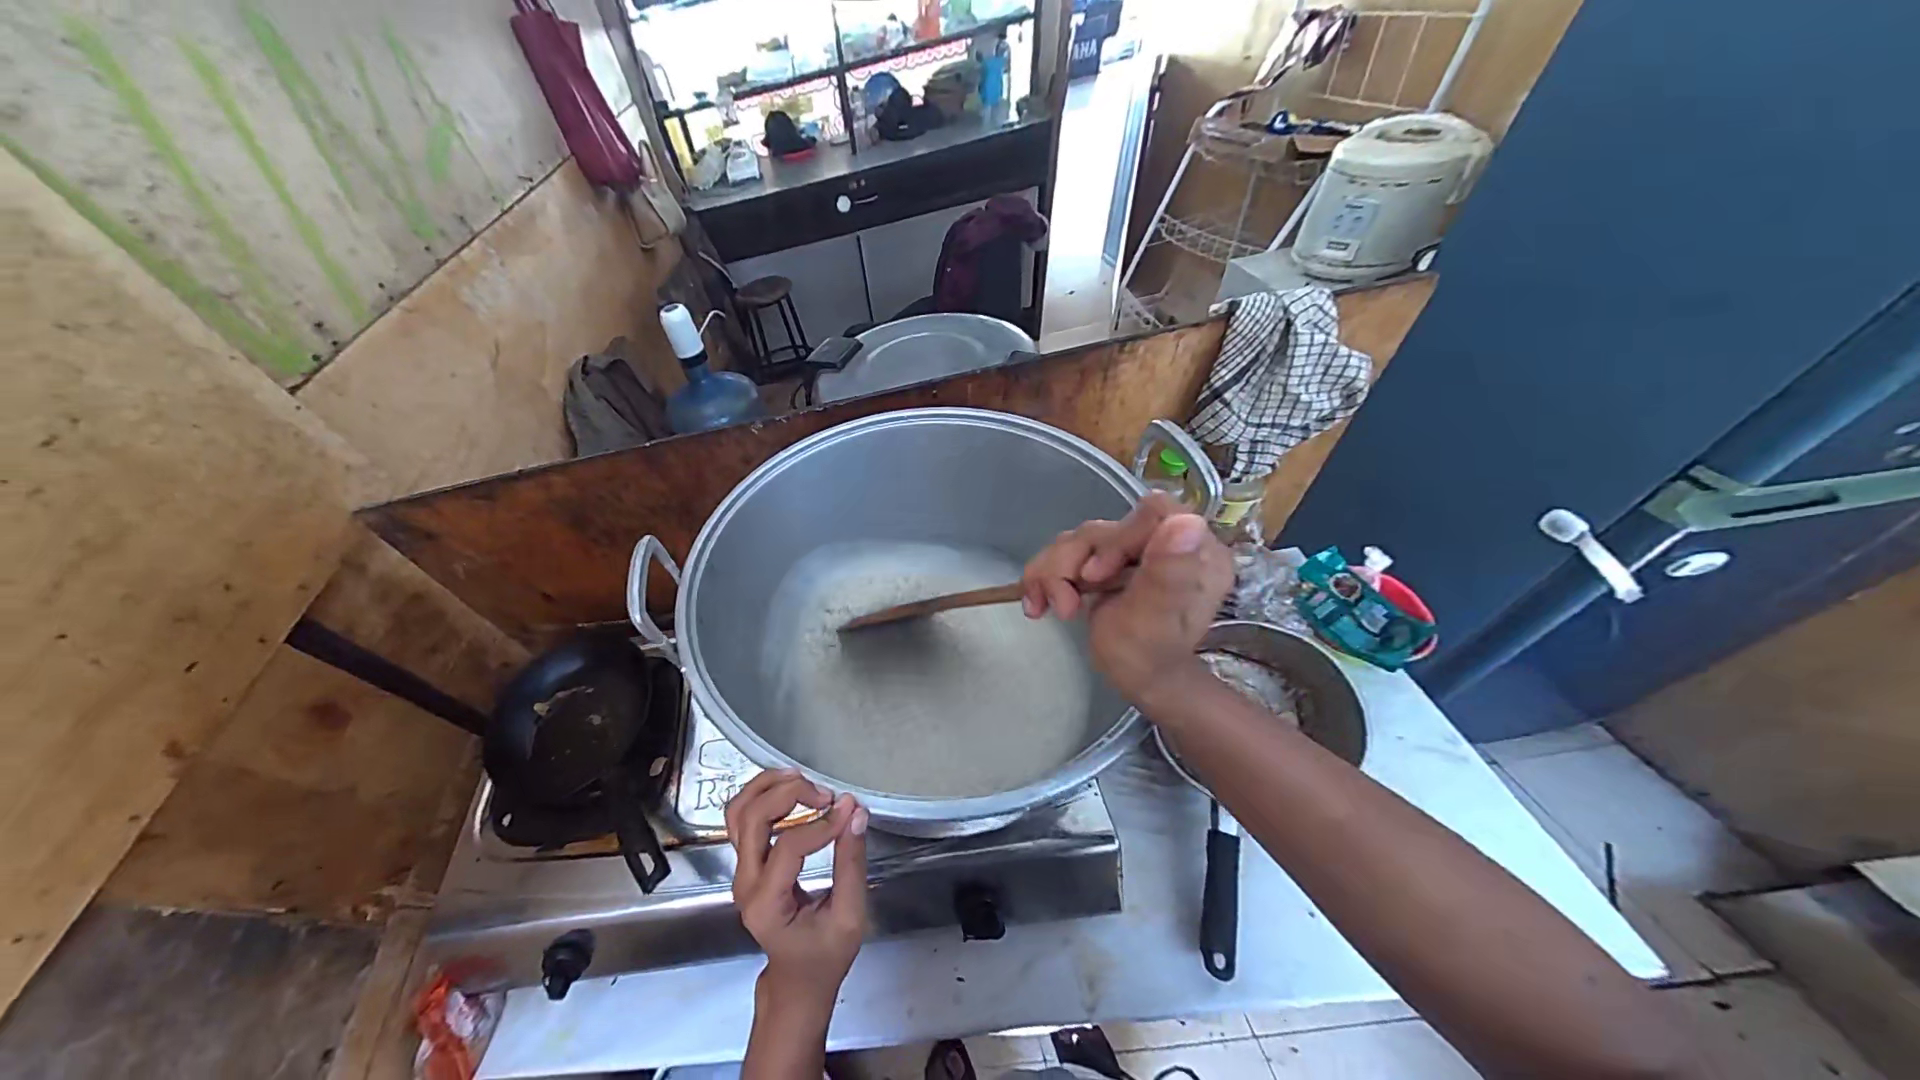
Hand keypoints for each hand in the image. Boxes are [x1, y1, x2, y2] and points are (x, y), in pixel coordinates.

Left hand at [726, 768, 869, 1005]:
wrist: (796, 978)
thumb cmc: (824, 955)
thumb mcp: (850, 917)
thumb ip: (852, 864)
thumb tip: (856, 812)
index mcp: (767, 905)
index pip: (788, 847)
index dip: (822, 824)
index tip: (850, 813)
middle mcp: (745, 884)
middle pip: (752, 818)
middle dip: (789, 795)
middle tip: (826, 796)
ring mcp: (741, 870)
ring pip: (739, 811)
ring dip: (769, 787)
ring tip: (804, 780)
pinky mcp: (747, 861)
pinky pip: (743, 816)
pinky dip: (764, 793)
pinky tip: (791, 788)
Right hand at [1021, 493, 1232, 708]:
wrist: (1137, 681)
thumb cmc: (1147, 657)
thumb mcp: (1154, 618)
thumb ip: (1168, 571)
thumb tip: (1186, 522)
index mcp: (1194, 551)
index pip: (1151, 513)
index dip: (1115, 539)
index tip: (1095, 577)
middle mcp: (1166, 542)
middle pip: (1106, 529)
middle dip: (1072, 565)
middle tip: (1065, 606)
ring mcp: (1136, 551)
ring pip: (1080, 540)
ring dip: (1054, 575)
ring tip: (1048, 609)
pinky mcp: (1112, 560)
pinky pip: (1069, 553)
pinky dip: (1048, 577)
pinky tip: (1039, 603)